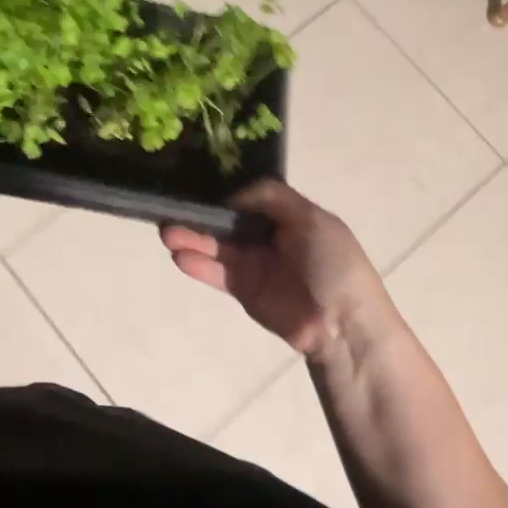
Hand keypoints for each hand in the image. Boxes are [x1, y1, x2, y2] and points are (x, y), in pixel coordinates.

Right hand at [161, 180, 396, 358]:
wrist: (341, 322)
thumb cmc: (333, 264)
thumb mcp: (312, 219)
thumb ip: (272, 198)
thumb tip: (232, 196)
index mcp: (290, 218)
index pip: (251, 200)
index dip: (227, 193)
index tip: (200, 185)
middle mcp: (269, 238)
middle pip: (228, 222)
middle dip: (200, 217)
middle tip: (169, 210)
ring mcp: (255, 265)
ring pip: (217, 247)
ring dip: (191, 239)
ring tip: (166, 233)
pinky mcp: (243, 290)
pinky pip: (216, 273)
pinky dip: (197, 265)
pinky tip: (179, 257)